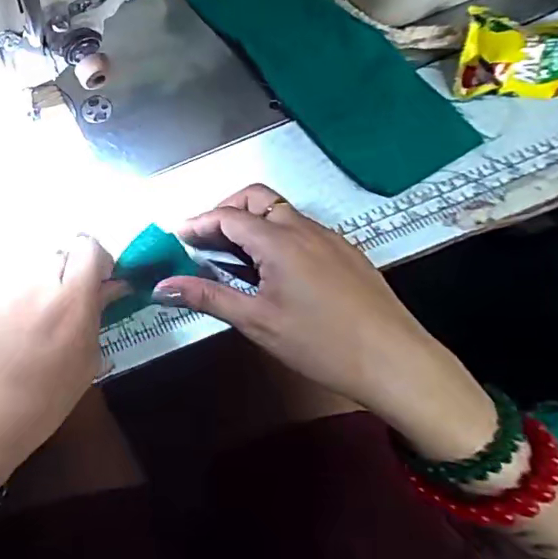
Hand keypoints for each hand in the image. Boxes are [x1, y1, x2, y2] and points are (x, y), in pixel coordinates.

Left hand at [0, 235, 125, 487]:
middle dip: (74, 267)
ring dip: (49, 274)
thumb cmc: (48, 399)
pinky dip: (27, 285)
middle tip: (77, 295)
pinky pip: (16, 275)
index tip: (102, 281)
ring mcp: (9, 287)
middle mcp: (38, 284)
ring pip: (38, 259)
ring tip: (49, 304)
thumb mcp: (87, 359)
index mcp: (70, 301)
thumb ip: (99, 312)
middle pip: (63, 248)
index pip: (88, 246)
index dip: (99, 259)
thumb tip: (112, 286)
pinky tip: (26, 313)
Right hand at [153, 184, 497, 461]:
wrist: (395, 360)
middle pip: (256, 198)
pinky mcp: (347, 252)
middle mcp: (304, 227)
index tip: (176, 239)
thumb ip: (208, 297)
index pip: (227, 216)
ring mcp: (330, 237)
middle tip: (205, 242)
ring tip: (235, 260)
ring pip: (282, 213)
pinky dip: (278, 236)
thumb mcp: (258, 322)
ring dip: (252, 224)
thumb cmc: (320, 343)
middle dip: (226, 210)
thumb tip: (163, 287)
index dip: (197, 224)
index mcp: (279, 241)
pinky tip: (276, 272)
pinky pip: (303, 229)